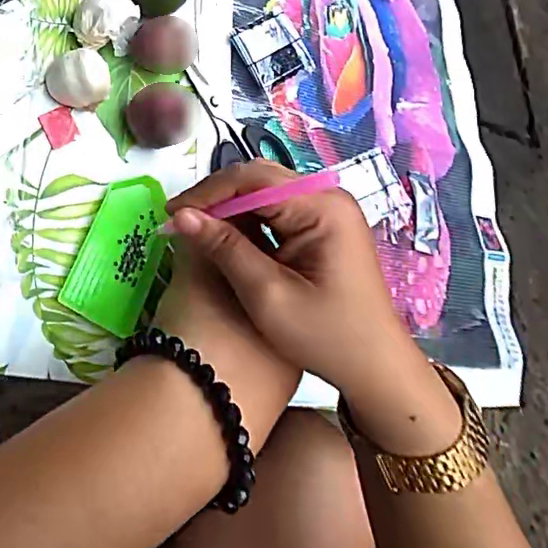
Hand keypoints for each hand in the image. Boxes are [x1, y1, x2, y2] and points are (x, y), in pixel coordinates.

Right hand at [165, 163, 454, 451]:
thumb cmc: (326, 337)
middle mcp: (327, 197)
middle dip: (214, 196)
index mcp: (322, 208)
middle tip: (178, 221)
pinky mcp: (321, 224)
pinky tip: (222, 235)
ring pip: (261, 191)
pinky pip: (273, 208)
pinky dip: (244, 218)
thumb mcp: (266, 294)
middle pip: (256, 178)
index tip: (171, 215)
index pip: (251, 179)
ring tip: (194, 228)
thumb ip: (223, 248)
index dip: (206, 192)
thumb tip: (179, 216)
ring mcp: (326, 209)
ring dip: (226, 206)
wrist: (376, 369)